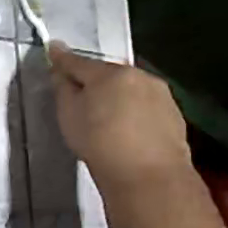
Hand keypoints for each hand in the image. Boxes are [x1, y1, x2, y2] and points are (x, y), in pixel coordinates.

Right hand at [47, 42, 190, 187]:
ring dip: (117, 95)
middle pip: (107, 73)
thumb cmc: (100, 144)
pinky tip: (128, 130)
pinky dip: (135, 111)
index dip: (62, 58)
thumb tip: (62, 72)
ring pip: (130, 89)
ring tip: (106, 116)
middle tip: (80, 95)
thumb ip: (63, 88)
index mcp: (109, 73)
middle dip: (94, 80)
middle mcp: (138, 76)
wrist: (149, 177)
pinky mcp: (175, 115)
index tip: (53, 49)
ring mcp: (161, 94)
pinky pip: (146, 106)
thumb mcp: (68, 115)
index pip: (79, 62)